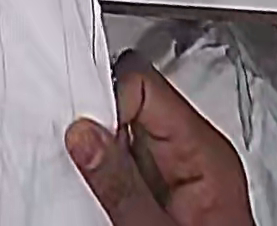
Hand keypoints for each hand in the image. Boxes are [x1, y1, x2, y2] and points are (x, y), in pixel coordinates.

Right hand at [66, 53, 253, 224]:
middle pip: (131, 100)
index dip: (107, 98)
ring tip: (80, 177)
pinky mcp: (155, 192)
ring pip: (121, 130)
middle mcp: (190, 152)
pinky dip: (98, 171)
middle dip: (98, 122)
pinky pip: (120, 160)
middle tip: (74, 153)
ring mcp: (172, 172)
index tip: (80, 130)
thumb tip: (83, 132)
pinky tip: (87, 189)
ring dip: (96, 149)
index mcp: (203, 150)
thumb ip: (121, 186)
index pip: (143, 84)